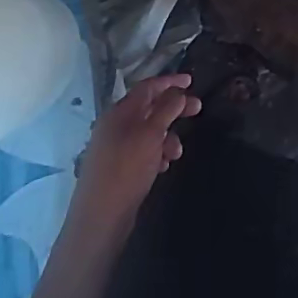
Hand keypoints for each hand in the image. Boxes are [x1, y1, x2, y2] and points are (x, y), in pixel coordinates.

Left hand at [71, 74, 200, 227]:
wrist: (100, 216)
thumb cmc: (127, 168)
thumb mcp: (151, 134)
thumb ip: (166, 109)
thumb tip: (178, 93)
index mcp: (120, 111)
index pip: (147, 87)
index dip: (170, 82)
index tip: (191, 81)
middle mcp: (115, 125)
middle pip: (149, 108)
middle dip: (174, 110)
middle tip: (197, 110)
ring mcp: (115, 146)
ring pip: (148, 132)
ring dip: (167, 137)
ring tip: (176, 154)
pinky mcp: (118, 167)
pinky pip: (142, 150)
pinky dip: (156, 153)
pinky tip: (162, 167)